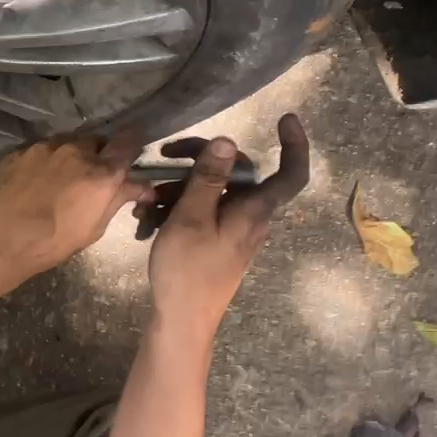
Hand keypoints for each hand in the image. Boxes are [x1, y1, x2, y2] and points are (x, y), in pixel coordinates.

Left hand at [0, 133, 147, 278]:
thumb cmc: (52, 241)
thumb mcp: (94, 227)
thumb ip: (118, 198)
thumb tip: (142, 187)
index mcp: (100, 172)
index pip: (128, 143)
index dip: (131, 147)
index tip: (129, 156)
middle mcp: (74, 151)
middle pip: (95, 141)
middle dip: (97, 154)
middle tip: (90, 175)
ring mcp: (44, 148)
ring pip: (66, 142)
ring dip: (70, 155)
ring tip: (60, 177)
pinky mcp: (19, 151)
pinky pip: (40, 149)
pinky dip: (45, 160)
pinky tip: (35, 178)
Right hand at [136, 115, 309, 332]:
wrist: (182, 318)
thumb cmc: (188, 268)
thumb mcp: (191, 218)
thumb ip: (207, 179)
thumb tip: (227, 140)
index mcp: (253, 210)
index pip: (291, 172)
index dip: (294, 144)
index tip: (285, 118)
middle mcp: (249, 216)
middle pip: (235, 174)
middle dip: (197, 162)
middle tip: (163, 155)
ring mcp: (231, 230)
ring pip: (210, 193)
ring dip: (175, 190)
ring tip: (143, 204)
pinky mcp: (213, 241)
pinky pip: (198, 213)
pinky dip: (174, 210)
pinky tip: (145, 222)